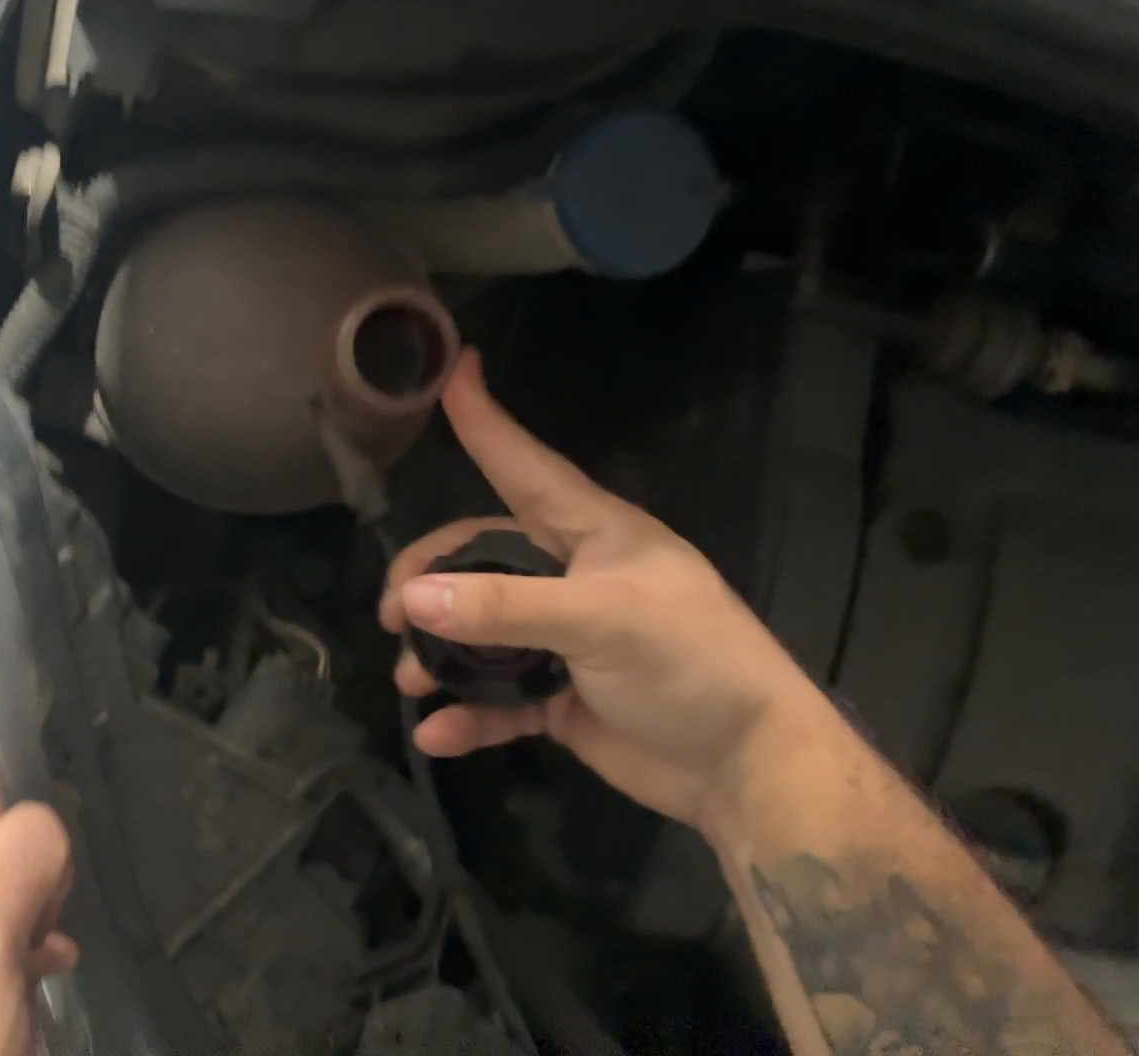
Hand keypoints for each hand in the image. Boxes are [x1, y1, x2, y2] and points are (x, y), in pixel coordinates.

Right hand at [380, 350, 828, 829]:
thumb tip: (413, 597)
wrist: (745, 768)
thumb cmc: (692, 664)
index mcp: (592, 533)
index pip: (526, 466)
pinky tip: (437, 733)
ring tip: (410, 679)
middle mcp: (570, 576)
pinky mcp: (558, 694)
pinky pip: (497, 697)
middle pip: (478, 560)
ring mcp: (561, 638)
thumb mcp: (601, 621)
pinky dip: (467, 714)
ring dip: (440, 655)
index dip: (487, 421)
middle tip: (393, 615)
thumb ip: (504, 609)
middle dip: (429, 582)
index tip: (454, 370)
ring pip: (478, 631)